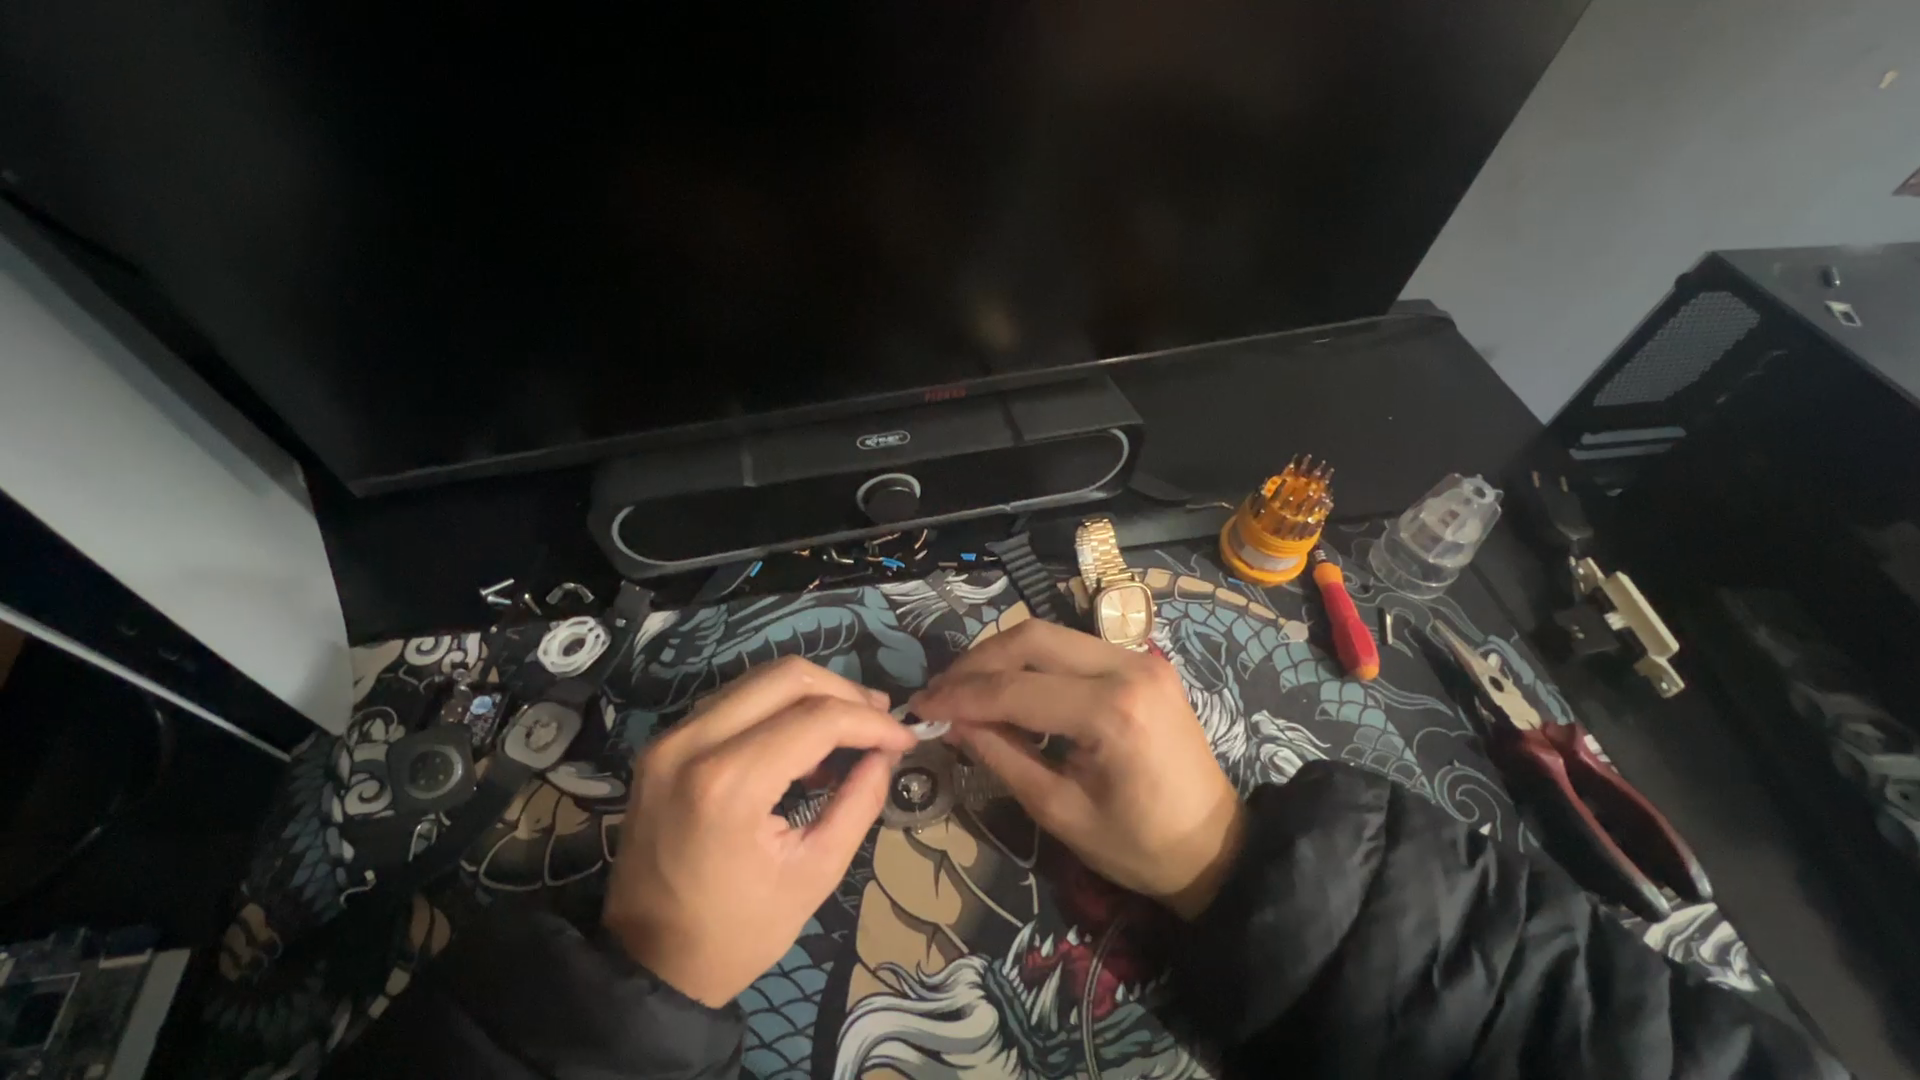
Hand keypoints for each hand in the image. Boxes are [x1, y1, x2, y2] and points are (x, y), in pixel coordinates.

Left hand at [603, 656, 917, 1005]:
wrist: (646, 963)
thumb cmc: (737, 931)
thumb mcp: (815, 874)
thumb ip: (859, 803)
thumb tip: (886, 753)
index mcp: (729, 784)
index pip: (818, 719)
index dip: (871, 722)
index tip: (905, 739)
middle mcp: (693, 744)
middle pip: (786, 677)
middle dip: (844, 692)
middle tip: (880, 720)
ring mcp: (670, 740)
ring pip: (757, 680)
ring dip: (812, 693)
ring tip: (849, 726)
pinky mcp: (663, 746)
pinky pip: (732, 701)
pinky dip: (776, 707)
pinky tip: (802, 740)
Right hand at [908, 620, 1245, 919]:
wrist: (1216, 846)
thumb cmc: (1138, 846)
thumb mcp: (1060, 811)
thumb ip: (1002, 756)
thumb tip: (951, 722)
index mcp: (1112, 711)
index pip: (1016, 689)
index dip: (960, 697)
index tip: (920, 707)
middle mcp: (1128, 667)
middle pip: (1031, 639)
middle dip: (977, 663)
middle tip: (941, 693)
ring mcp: (1140, 658)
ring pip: (1050, 634)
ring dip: (1002, 657)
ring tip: (965, 689)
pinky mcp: (1143, 661)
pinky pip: (1073, 647)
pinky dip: (1033, 661)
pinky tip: (1009, 686)